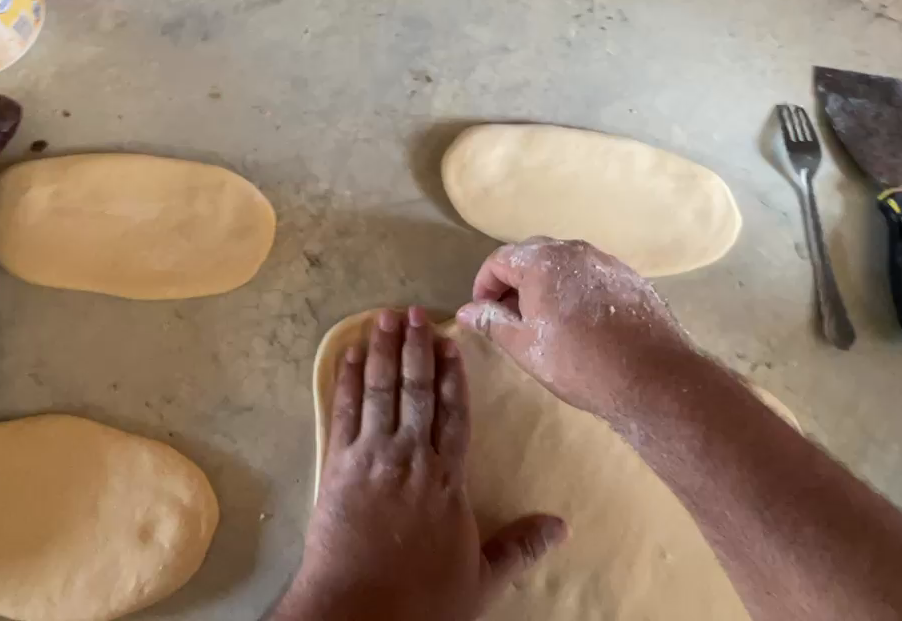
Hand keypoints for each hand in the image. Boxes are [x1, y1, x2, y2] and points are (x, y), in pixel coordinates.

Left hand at [274, 307, 566, 620]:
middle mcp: (412, 456)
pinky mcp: (339, 464)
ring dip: (383, 350)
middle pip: (417, 390)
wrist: (360, 615)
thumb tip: (562, 526)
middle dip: (416, 347)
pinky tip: (349, 353)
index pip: (455, 412)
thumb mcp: (482, 579)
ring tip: (384, 317)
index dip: (453, 374)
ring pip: (381, 390)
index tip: (450, 341)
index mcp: (448, 478)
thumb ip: (520, 547)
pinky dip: (348, 378)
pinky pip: (345, 410)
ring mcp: (373, 456)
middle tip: (414, 312)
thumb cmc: (423, 601)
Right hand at [455, 237, 696, 421]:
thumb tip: (466, 310)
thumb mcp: (525, 346)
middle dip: (514, 283)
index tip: (483, 313)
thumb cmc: (579, 362)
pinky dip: (574, 291)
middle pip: (531, 256)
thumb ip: (492, 322)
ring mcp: (605, 261)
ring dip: (545, 286)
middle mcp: (573, 250)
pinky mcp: (629, 278)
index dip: (484, 285)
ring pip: (563, 265)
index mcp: (542, 260)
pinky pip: (589, 276)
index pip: (499, 260)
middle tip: (510, 317)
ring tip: (544, 322)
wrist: (654, 378)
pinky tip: (580, 323)